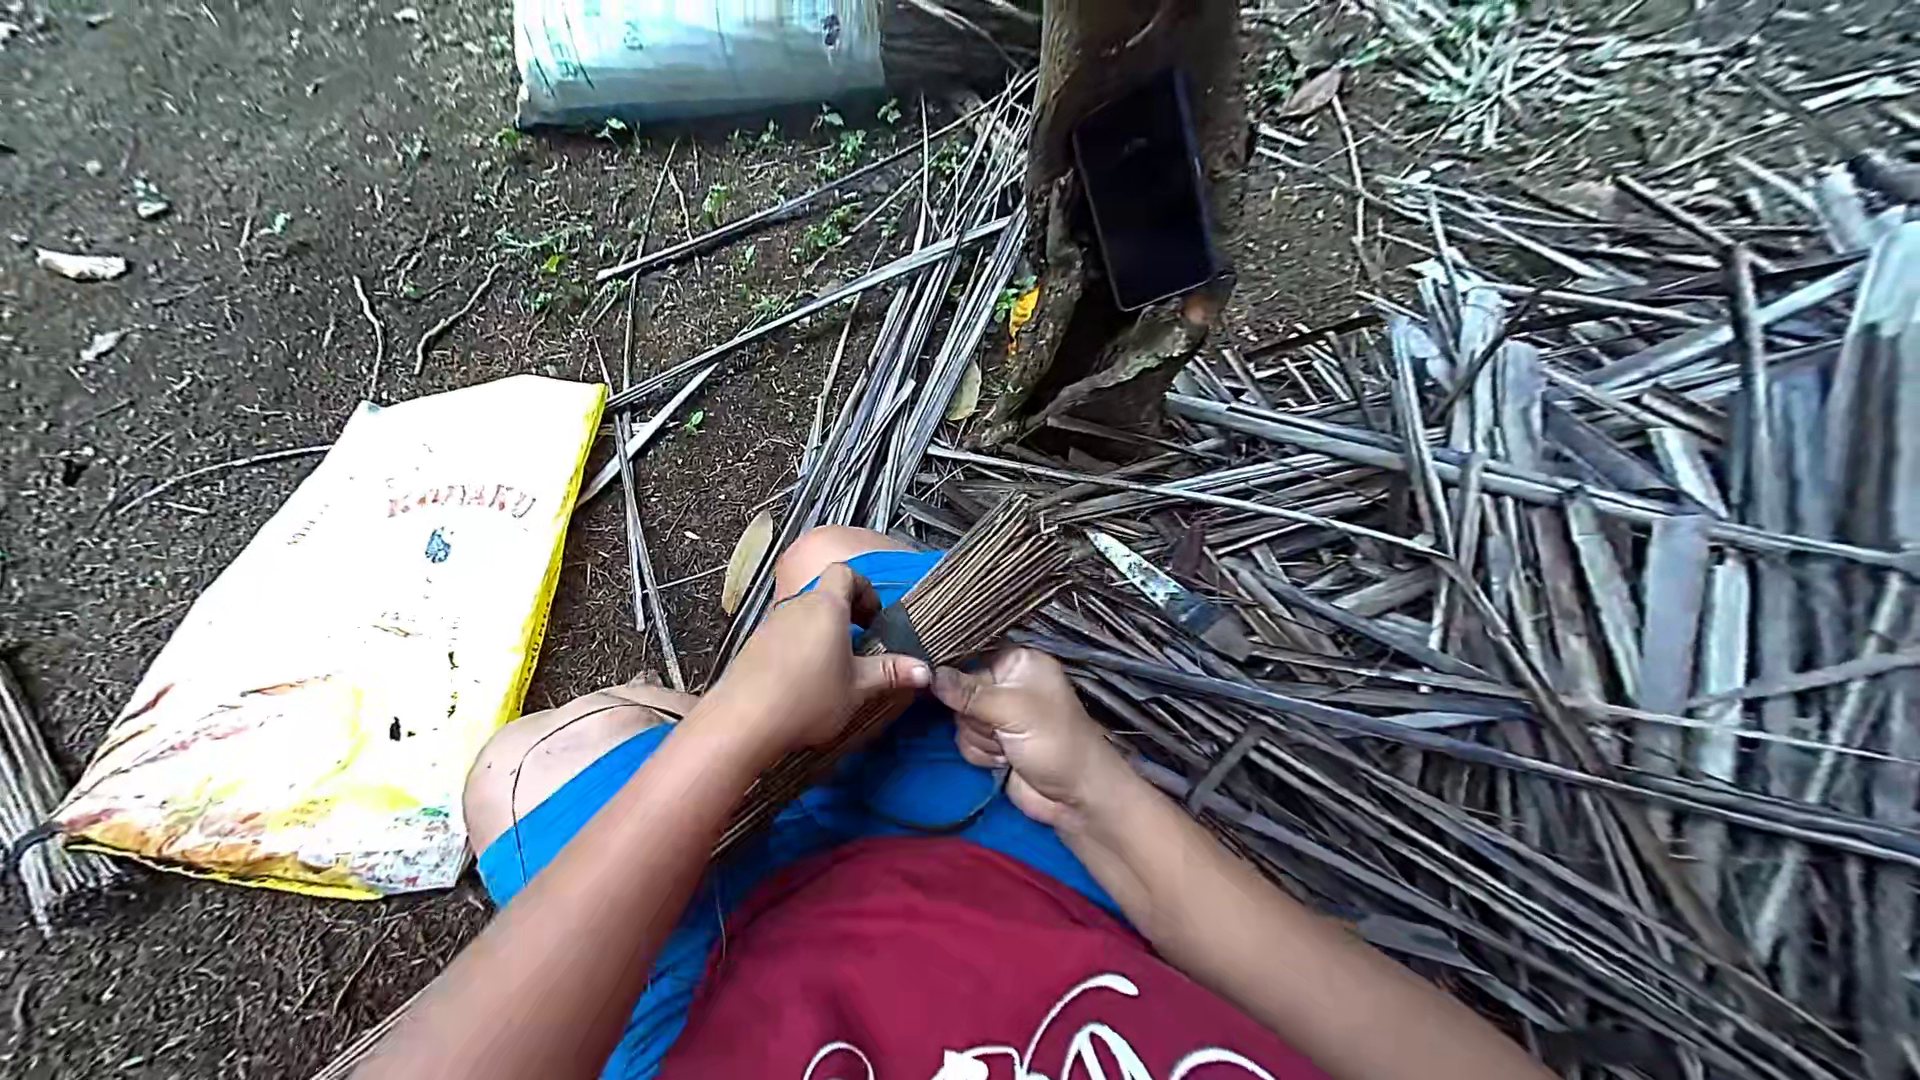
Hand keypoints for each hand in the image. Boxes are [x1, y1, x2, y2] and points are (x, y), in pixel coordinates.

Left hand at [703, 563, 930, 757]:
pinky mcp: (754, 645)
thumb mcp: (859, 687)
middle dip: (845, 612)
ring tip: (834, 665)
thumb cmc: (808, 698)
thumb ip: (891, 673)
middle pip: (825, 593)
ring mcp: (771, 624)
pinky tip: (805, 679)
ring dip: (822, 630)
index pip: (846, 572)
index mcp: (827, 606)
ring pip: (804, 614)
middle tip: (860, 642)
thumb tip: (924, 670)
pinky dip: (800, 645)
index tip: (873, 618)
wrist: (744, 722)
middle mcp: (797, 606)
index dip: (864, 589)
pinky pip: (785, 634)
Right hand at [930, 648, 1128, 828]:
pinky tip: (1003, 760)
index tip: (943, 684)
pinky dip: (980, 753)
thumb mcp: (1013, 710)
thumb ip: (969, 692)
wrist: (1074, 798)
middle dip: (974, 715)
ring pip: (960, 718)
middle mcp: (1007, 683)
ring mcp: (999, 713)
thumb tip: (931, 675)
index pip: (972, 653)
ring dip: (979, 738)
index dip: (957, 671)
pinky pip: (964, 740)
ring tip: (1007, 746)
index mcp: (1019, 662)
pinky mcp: (992, 741)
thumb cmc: (1054, 742)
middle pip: (959, 689)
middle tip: (999, 728)